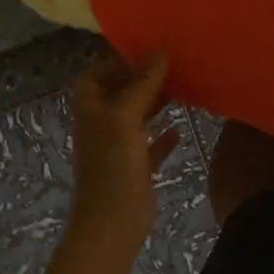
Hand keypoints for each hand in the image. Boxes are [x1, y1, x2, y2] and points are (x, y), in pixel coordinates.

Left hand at [68, 53, 178, 254]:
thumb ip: (143, 83)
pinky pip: (150, 144)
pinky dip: (163, 135)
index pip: (100, 70)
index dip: (121, 58)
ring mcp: (118, 145)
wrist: (111, 226)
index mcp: (90, 105)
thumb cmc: (112, 165)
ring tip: (183, 85)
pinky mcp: (135, 167)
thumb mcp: (125, 116)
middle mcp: (102, 121)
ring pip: (138, 114)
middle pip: (122, 89)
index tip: (151, 48)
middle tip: (176, 62)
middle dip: (145, 76)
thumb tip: (161, 50)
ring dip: (157, 101)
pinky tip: (180, 128)